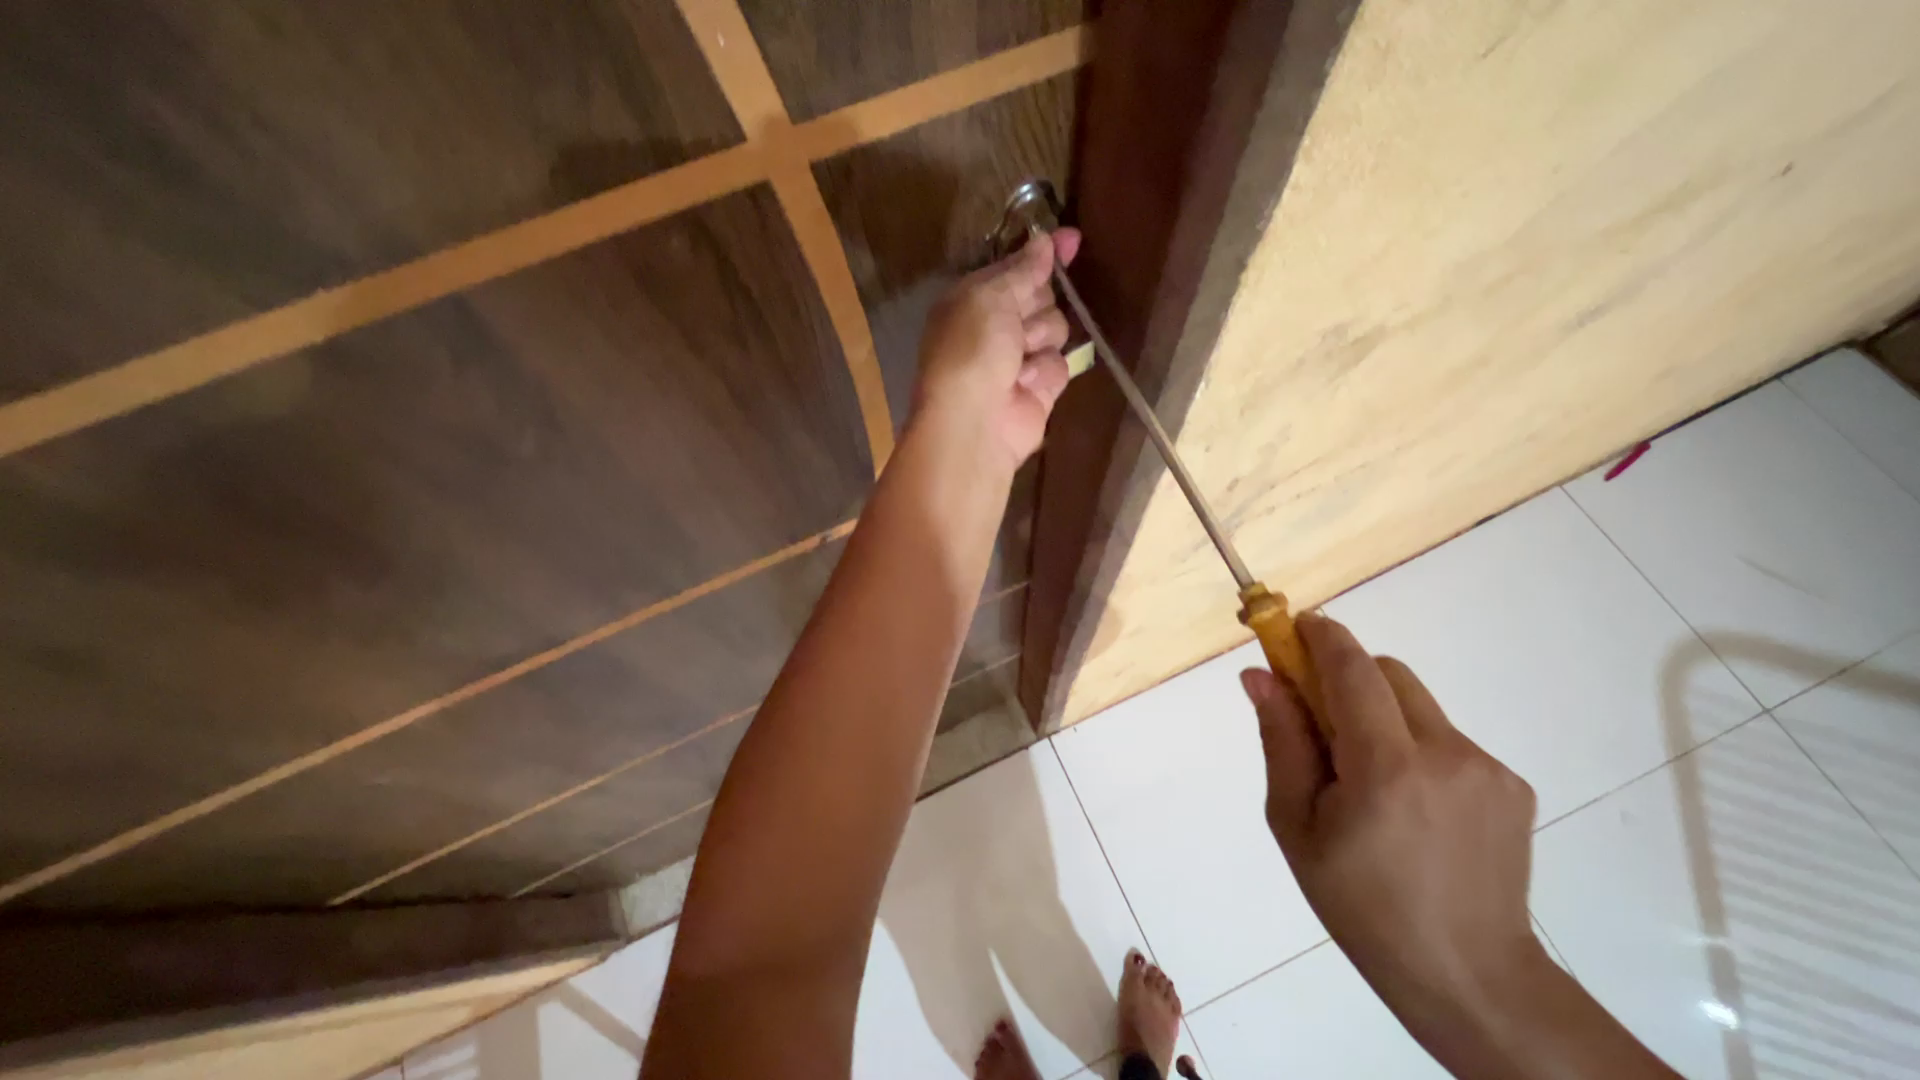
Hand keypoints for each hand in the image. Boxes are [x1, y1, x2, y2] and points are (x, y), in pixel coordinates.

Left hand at [911, 228, 1081, 468]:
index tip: (1073, 239)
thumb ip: (1021, 269)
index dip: (1042, 256)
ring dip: (1041, 340)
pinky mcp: (1039, 387)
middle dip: (1037, 305)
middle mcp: (994, 326)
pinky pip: (1060, 364)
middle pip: (1042, 296)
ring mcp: (1018, 357)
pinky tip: (1025, 385)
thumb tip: (1044, 241)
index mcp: (973, 299)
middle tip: (1018, 324)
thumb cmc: (971, 351)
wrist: (973, 423)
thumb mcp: (990, 297)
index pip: (1015, 267)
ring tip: (1017, 362)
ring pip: (1056, 328)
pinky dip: (1045, 372)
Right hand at [1241, 614, 1545, 1029]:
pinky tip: (1409, 807)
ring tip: (1366, 781)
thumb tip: (1259, 676)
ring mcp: (1487, 767)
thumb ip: (1282, 741)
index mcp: (1386, 767)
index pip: (1352, 669)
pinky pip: (1447, 740)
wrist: (1466, 973)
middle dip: (1347, 676)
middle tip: (1316, 716)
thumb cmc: (1359, 905)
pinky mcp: (1511, 784)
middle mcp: (1446, 752)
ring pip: (1418, 705)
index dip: (1320, 636)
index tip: (1292, 625)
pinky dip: (1414, 747)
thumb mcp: (1297, 826)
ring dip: (1380, 715)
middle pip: (1388, 673)